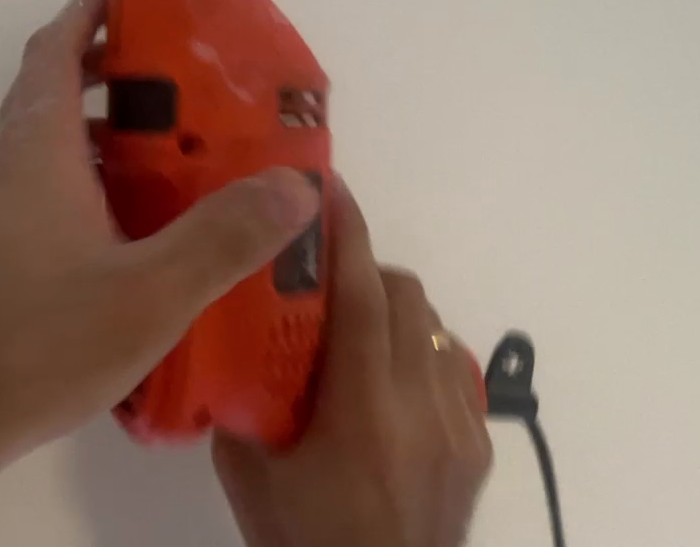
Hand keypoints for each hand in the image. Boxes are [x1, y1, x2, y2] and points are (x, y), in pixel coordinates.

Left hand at [0, 0, 321, 465]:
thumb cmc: (37, 340)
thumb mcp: (149, 292)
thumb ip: (224, 236)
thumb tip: (293, 185)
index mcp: (33, 146)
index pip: (53, 47)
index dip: (87, 11)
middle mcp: (1, 162)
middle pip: (48, 87)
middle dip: (104, 69)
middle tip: (170, 81)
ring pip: (41, 140)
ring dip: (93, 129)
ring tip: (161, 152)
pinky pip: (34, 184)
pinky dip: (77, 176)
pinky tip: (120, 227)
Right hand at [211, 184, 492, 546]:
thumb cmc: (302, 538)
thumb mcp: (246, 466)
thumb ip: (237, 393)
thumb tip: (222, 332)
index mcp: (362, 410)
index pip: (362, 293)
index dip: (347, 231)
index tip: (327, 187)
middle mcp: (421, 406)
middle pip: (404, 294)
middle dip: (362, 266)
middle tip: (319, 274)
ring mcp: (458, 425)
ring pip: (431, 322)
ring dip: (389, 306)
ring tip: (350, 327)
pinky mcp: (477, 445)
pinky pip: (448, 361)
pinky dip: (414, 345)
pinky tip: (383, 375)